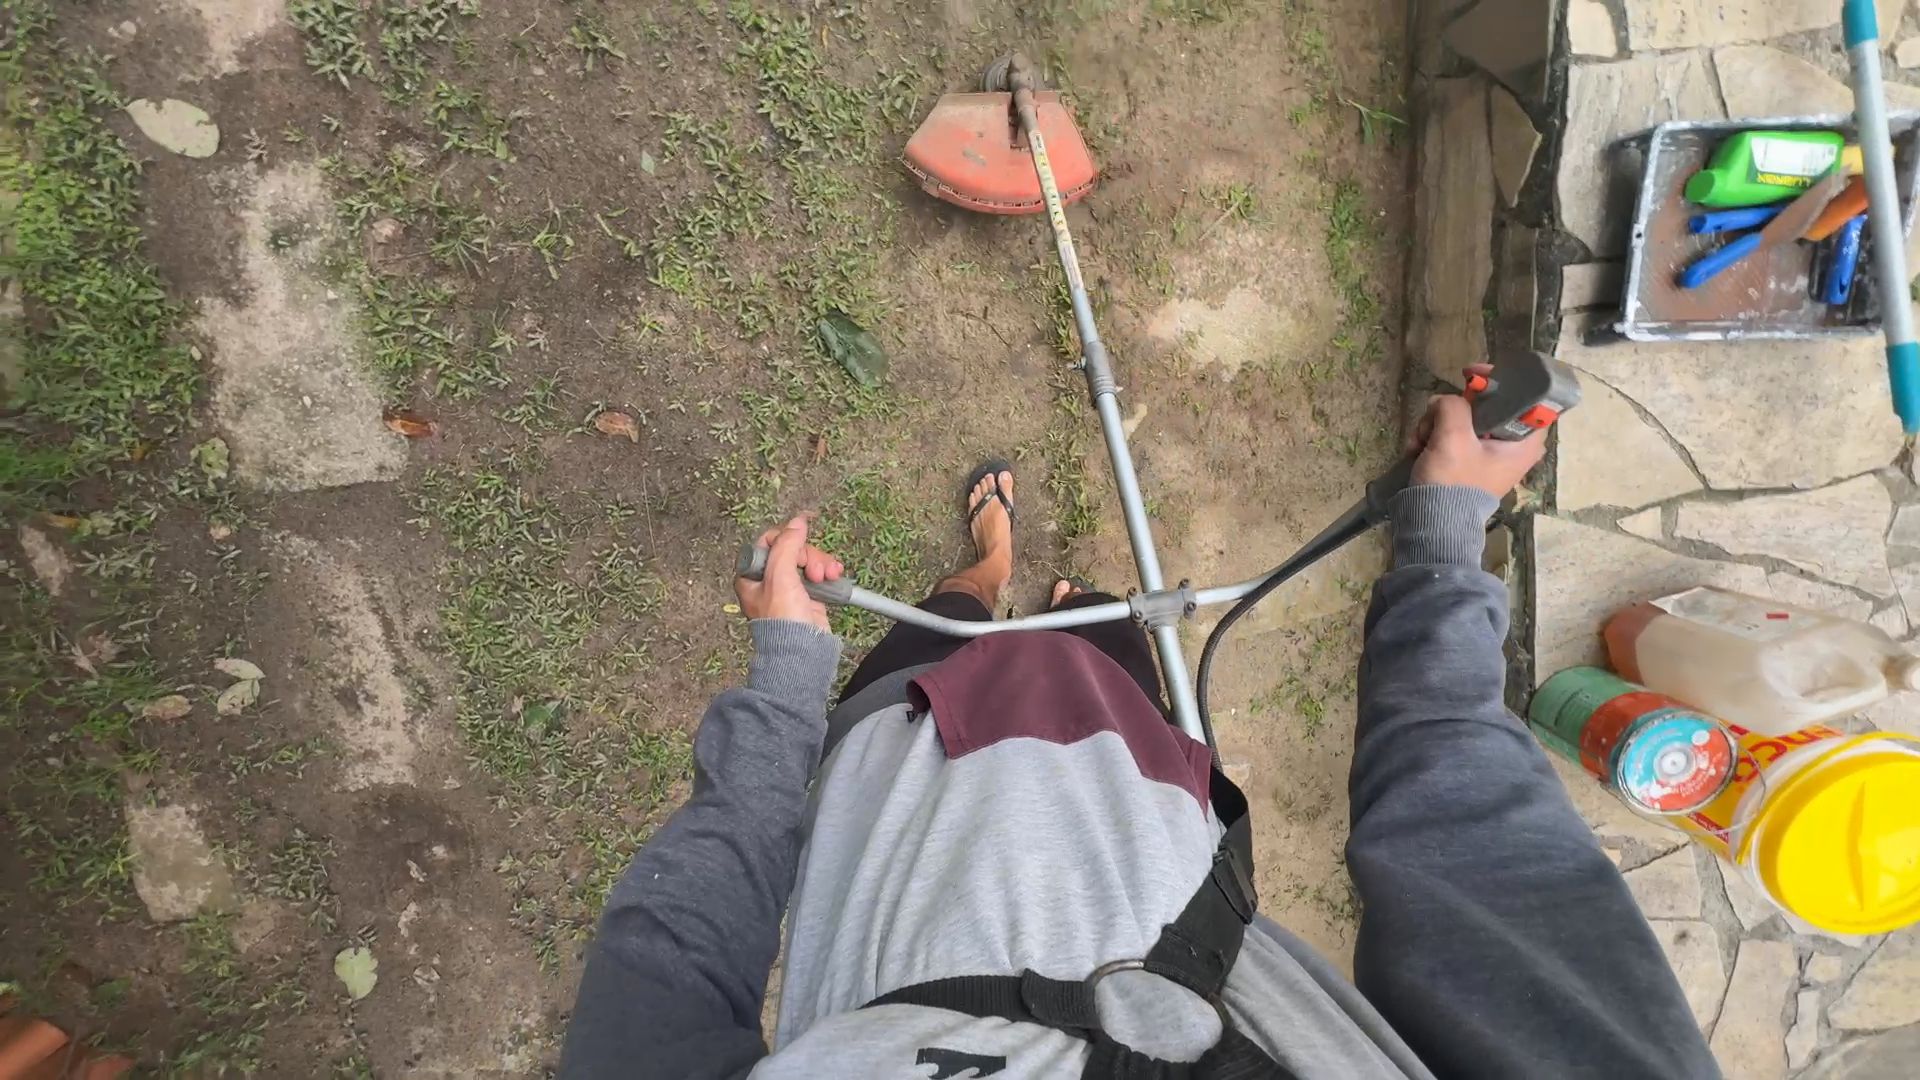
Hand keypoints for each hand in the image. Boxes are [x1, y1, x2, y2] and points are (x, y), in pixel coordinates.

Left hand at [735, 515, 843, 630]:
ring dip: (822, 563)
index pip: (769, 542)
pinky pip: (819, 572)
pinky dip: (828, 571)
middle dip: (809, 556)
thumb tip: (797, 522)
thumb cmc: (783, 621)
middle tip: (815, 571)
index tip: (801, 540)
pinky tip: (834, 577)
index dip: (787, 540)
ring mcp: (790, 587)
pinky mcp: (808, 594)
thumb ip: (787, 546)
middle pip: (792, 549)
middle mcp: (769, 579)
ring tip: (828, 576)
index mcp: (752, 574)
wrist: (802, 651)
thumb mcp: (780, 577)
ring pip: (808, 560)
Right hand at [1407, 365, 1547, 498]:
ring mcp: (1487, 457)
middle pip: (1483, 408)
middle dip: (1450, 411)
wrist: (1431, 524)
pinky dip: (1431, 440)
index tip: (1468, 376)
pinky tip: (1417, 451)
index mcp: (1525, 441)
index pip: (1522, 395)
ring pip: (1461, 422)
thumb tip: (1443, 401)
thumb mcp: (1452, 438)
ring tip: (1419, 444)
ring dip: (1434, 426)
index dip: (1495, 381)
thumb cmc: (1451, 482)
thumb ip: (1452, 407)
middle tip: (1431, 422)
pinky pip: (1450, 439)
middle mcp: (1511, 447)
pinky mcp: (1466, 465)